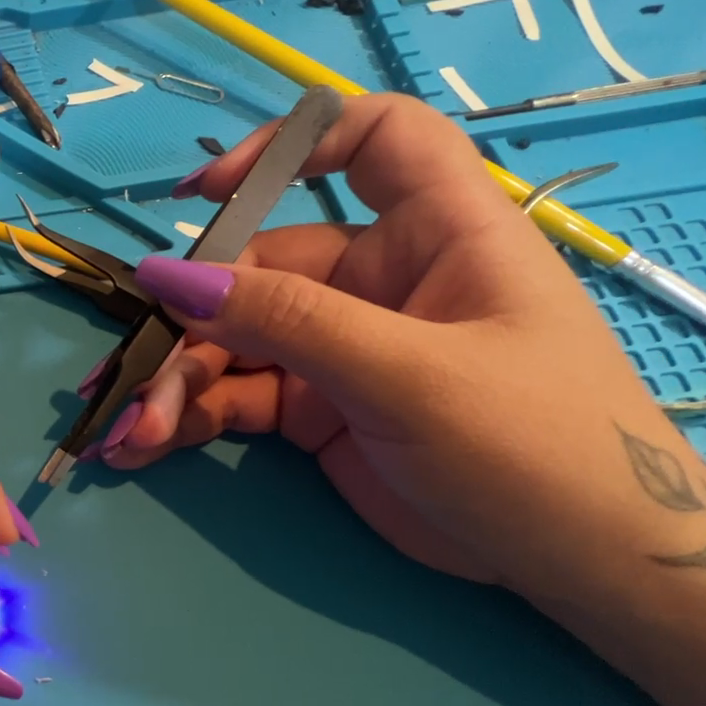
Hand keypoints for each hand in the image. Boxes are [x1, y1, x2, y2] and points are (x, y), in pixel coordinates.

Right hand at [92, 93, 705, 593]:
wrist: (574, 563)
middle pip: (255, 272)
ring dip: (171, 387)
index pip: (372, 141)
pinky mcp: (309, 410)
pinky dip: (183, 421)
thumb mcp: (407, 374)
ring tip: (131, 436)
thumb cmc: (532, 443)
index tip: (203, 196)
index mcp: (434, 233)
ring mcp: (335, 349)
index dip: (289, 148)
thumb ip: (287, 321)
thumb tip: (170, 278)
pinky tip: (140, 448)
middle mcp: (375, 281)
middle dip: (186, 329)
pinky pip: (228, 400)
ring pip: (228, 344)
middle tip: (133, 387)